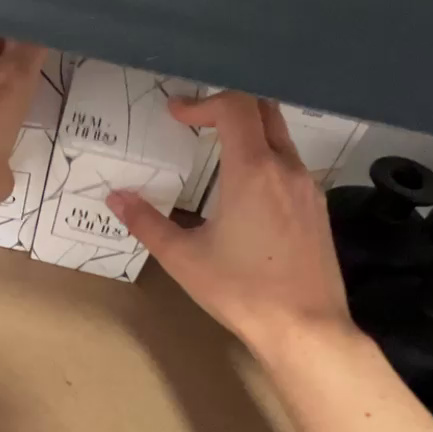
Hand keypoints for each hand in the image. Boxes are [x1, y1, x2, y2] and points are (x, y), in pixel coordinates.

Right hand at [106, 92, 354, 351]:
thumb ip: (146, 222)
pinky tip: (245, 191)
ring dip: (248, 133)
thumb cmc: (241, 290)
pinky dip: (265, 159)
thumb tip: (115, 198)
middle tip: (196, 121)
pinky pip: (291, 166)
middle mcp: (286, 168)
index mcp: (252, 170)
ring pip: (280, 137)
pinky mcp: (317, 209)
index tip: (176, 114)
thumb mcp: (183, 258)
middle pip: (264, 110)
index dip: (202, 102)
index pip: (234, 107)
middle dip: (229, 105)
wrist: (306, 328)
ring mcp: (307, 188)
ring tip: (216, 152)